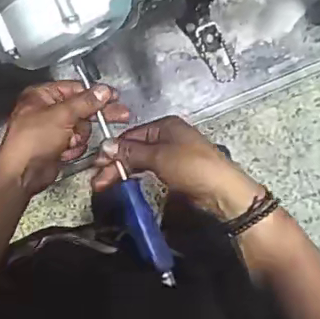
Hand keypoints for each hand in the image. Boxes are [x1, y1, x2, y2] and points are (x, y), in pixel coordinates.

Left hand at [0, 80, 131, 197]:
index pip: (75, 88)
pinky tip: (64, 152)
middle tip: (119, 115)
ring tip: (69, 142)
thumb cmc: (32, 141)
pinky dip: (74, 149)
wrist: (22, 174)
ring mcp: (52, 129)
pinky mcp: (57, 146)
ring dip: (79, 137)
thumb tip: (102, 91)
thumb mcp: (62, 115)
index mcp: (42, 96)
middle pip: (81, 108)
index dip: (95, 94)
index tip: (113, 97)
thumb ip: (85, 102)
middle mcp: (46, 110)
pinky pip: (76, 143)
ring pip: (82, 128)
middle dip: (94, 116)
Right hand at [91, 116, 264, 218]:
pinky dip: (136, 177)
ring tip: (106, 186)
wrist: (222, 192)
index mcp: (166, 125)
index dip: (113, 149)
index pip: (131, 134)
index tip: (97, 165)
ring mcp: (173, 155)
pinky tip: (126, 185)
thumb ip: (131, 152)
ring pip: (140, 161)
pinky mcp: (176, 173)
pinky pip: (150, 171)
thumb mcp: (158, 157)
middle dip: (116, 163)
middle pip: (134, 148)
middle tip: (98, 181)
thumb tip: (106, 146)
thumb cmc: (193, 167)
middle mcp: (169, 137)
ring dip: (123, 172)